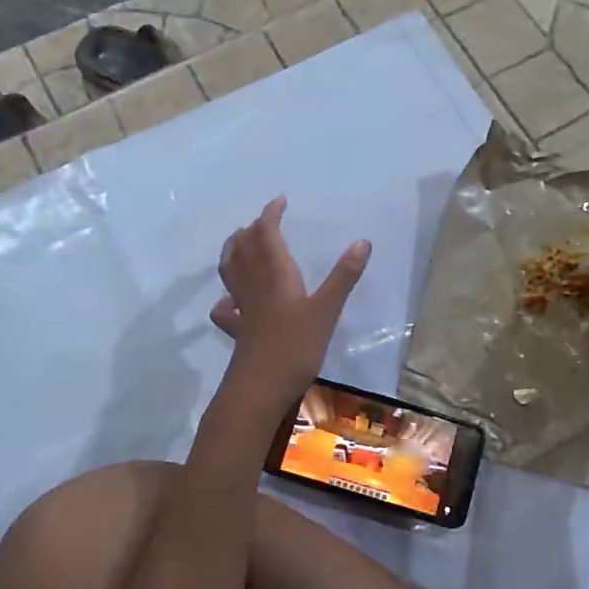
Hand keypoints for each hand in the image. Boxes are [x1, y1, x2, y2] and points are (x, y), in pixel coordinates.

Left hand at [210, 197, 370, 403]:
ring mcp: (242, 309)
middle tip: (263, 222)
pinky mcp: (238, 331)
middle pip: (243, 249)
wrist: (261, 387)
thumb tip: (362, 242)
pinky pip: (225, 309)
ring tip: (239, 243)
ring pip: (230, 272)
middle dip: (251, 230)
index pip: (266, 234)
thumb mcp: (327, 310)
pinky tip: (231, 302)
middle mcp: (253, 286)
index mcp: (274, 275)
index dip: (270, 215)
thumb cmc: (296, 346)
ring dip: (233, 252)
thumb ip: (343, 276)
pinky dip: (225, 298)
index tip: (279, 202)